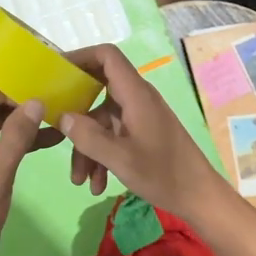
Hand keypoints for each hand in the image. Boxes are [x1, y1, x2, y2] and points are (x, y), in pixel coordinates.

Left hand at [0, 85, 59, 255]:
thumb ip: (17, 134)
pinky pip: (2, 145)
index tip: (37, 96)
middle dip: (19, 105)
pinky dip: (22, 142)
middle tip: (53, 105)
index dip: (8, 91)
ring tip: (58, 120)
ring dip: (24, 124)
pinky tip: (49, 141)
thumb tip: (36, 100)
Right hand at [58, 44, 227, 219]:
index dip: (81, 56)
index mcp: (135, 94)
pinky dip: (101, 154)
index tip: (57, 71)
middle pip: (98, 88)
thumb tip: (62, 117)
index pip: (107, 56)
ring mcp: (139, 117)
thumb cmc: (164, 174)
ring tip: (78, 179)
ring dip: (87, 145)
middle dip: (76, 111)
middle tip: (55, 123)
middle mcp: (137, 99)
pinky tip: (96, 183)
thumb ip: (87, 136)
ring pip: (102, 119)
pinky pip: (113, 135)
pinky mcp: (142, 134)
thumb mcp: (120, 159)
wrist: (201, 199)